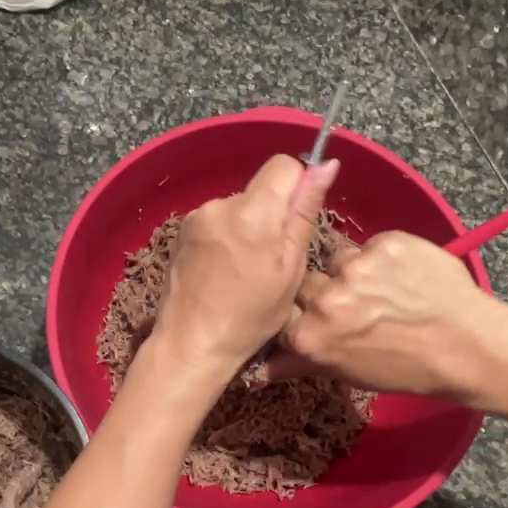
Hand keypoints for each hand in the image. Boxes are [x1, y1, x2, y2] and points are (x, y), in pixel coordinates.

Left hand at [147, 154, 339, 376]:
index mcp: (253, 213)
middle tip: (272, 259)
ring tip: (245, 269)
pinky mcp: (182, 229)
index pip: (284, 165)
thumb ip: (304, 212)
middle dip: (272, 213)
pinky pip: (217, 219)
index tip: (296, 220)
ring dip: (248, 226)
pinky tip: (224, 269)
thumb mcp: (290, 268)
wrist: (191, 342)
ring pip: (239, 205)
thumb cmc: (250, 316)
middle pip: (261, 188)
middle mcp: (220, 205)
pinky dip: (227, 236)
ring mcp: (197, 216)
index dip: (298, 186)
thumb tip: (325, 165)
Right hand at [266, 230, 507, 405]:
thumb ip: (301, 364)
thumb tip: (260, 371)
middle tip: (355, 306)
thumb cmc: (409, 369)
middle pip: (306, 281)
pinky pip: (371, 245)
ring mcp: (357, 266)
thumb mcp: (347, 373)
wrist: (470, 347)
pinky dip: (385, 258)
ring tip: (385, 291)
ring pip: (339, 260)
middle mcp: (326, 298)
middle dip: (325, 291)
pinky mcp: (387, 242)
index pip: (283, 311)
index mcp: (310, 335)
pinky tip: (406, 277)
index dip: (300, 313)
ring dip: (354, 272)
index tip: (316, 318)